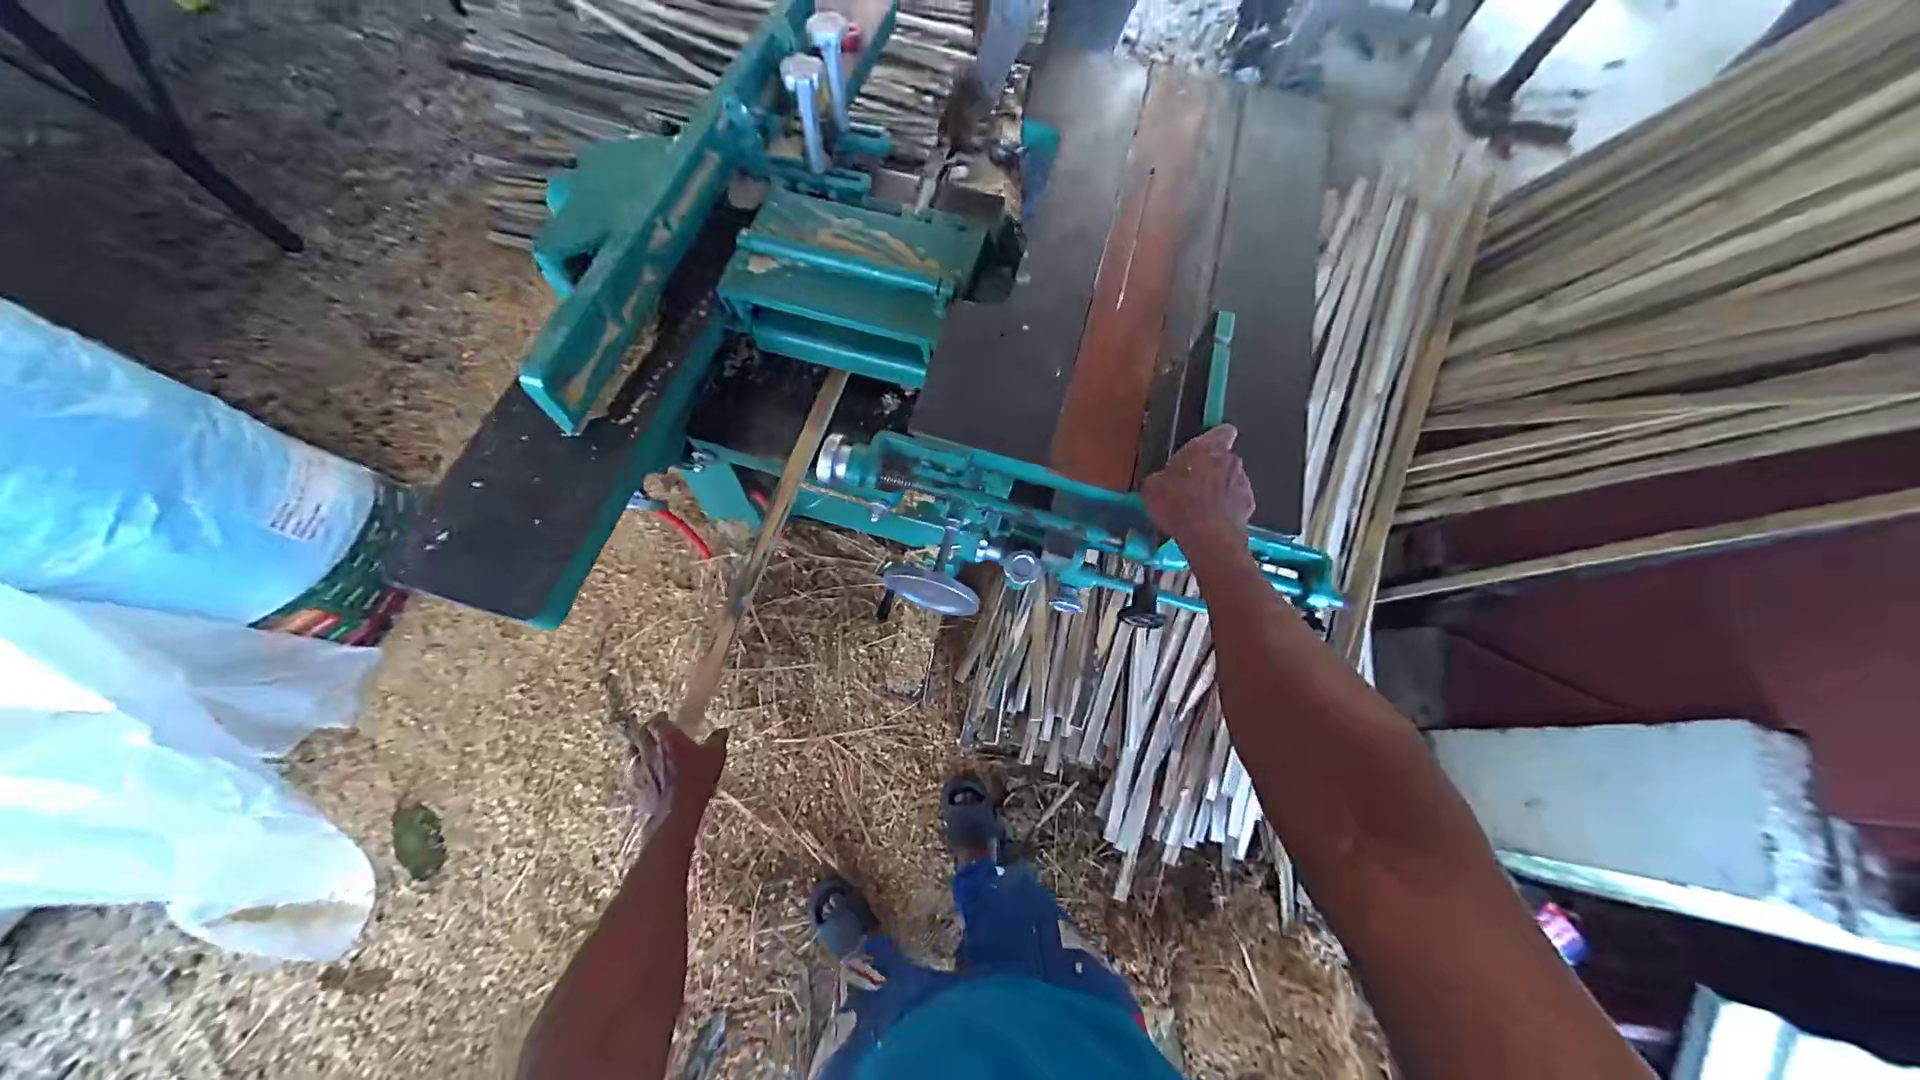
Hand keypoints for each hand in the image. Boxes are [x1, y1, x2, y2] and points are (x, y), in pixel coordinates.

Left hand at [623, 713, 727, 820]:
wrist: (674, 814)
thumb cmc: (695, 782)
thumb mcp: (714, 758)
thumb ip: (717, 741)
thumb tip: (722, 731)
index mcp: (669, 739)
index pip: (657, 721)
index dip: (660, 718)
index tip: (665, 717)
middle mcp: (650, 749)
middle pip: (640, 732)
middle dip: (646, 728)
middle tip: (653, 729)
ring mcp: (639, 767)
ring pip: (631, 749)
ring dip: (637, 745)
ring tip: (645, 747)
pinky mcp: (634, 783)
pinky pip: (631, 768)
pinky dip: (635, 764)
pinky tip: (643, 769)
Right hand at [1142, 424, 1255, 550]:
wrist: (1206, 536)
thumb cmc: (1178, 504)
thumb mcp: (1152, 487)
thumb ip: (1162, 476)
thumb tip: (1162, 481)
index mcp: (1206, 448)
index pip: (1222, 431)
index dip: (1214, 440)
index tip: (1203, 451)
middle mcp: (1229, 460)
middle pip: (1224, 459)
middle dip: (1211, 470)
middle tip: (1190, 487)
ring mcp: (1243, 483)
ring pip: (1231, 481)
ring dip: (1219, 490)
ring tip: (1199, 509)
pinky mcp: (1249, 505)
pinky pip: (1236, 502)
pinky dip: (1226, 509)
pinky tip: (1210, 521)